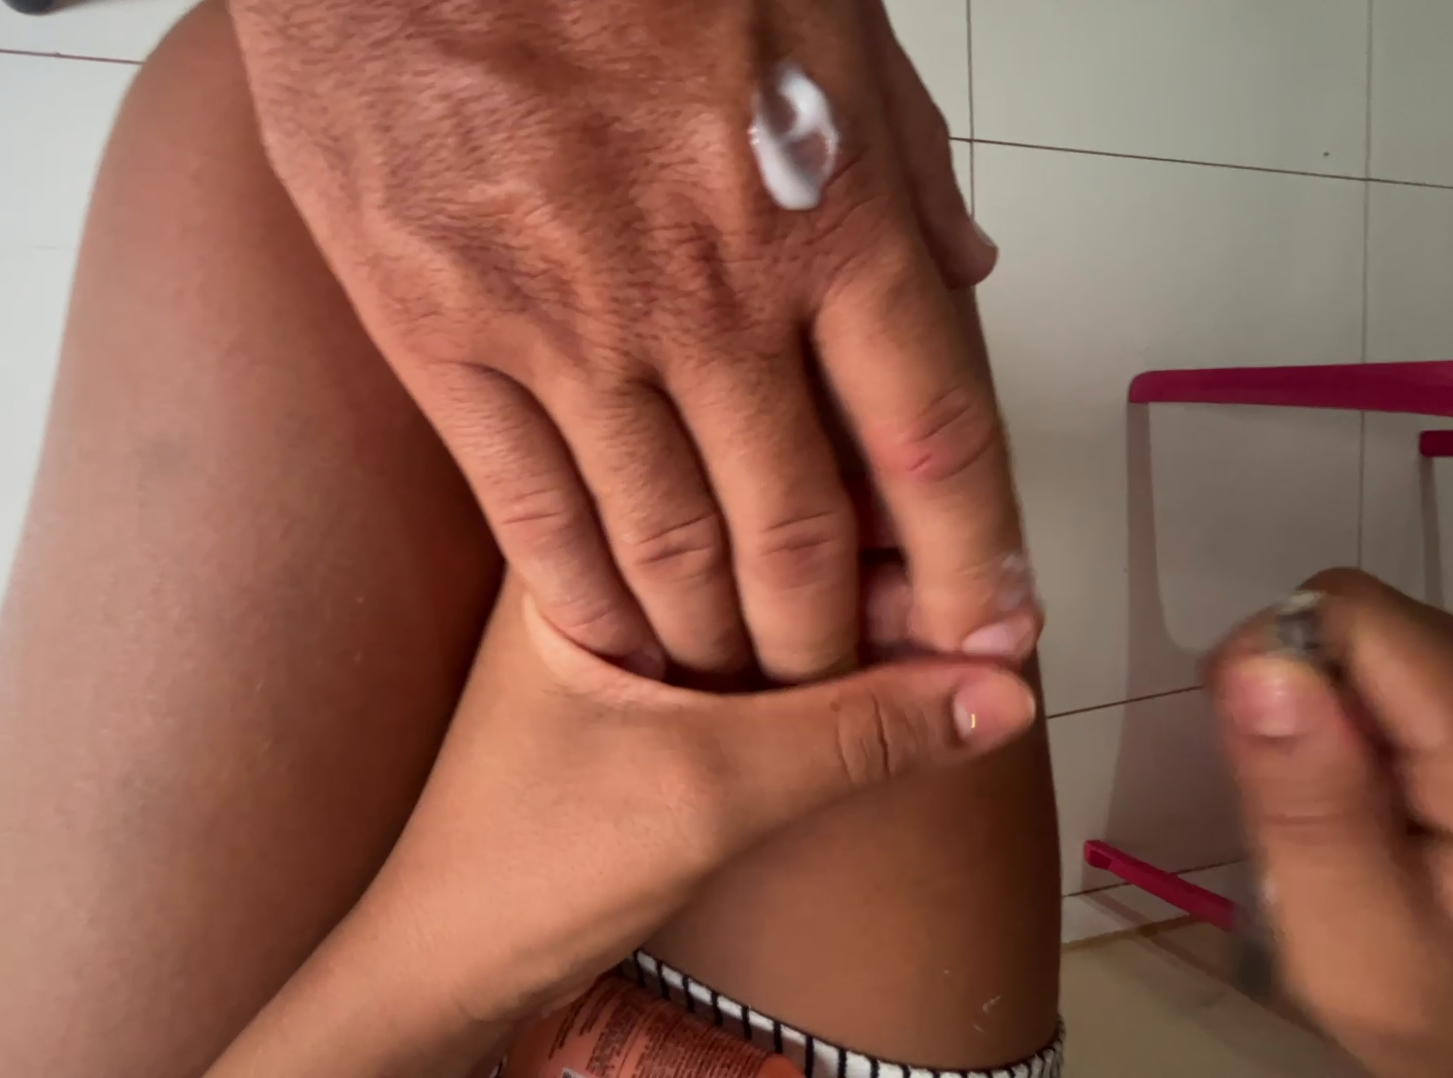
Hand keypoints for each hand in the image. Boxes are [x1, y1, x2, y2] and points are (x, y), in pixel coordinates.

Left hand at [208, 579, 1038, 1075]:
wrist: (454, 964)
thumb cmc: (539, 864)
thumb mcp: (710, 790)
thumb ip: (855, 736)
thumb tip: (999, 691)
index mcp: (585, 549)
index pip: (737, 488)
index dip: (855, 512)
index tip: (959, 548)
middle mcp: (603, 569)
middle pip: (759, 541)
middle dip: (870, 572)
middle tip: (977, 606)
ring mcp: (625, 630)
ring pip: (762, 601)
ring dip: (850, 626)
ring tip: (951, 643)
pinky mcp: (645, 688)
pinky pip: (746, 656)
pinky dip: (814, 669)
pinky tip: (883, 679)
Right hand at [228, 0, 1031, 683]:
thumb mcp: (816, 16)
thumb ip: (900, 162)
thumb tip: (964, 273)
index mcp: (814, 209)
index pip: (930, 434)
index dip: (970, 555)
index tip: (985, 629)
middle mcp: (701, 296)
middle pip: (799, 525)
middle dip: (832, 631)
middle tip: (845, 680)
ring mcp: (567, 333)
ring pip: (669, 545)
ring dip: (718, 640)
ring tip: (740, 689)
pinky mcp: (447, 346)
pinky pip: (536, 517)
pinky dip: (592, 604)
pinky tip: (623, 655)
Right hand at [1207, 570, 1452, 1077]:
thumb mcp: (1353, 947)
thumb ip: (1303, 804)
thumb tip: (1254, 665)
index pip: (1357, 619)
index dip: (1271, 661)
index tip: (1256, 754)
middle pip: (1377, 623)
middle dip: (1300, 690)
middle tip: (1302, 799)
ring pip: (1395, 639)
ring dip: (1332, 704)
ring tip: (1347, 805)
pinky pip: (1423, 668)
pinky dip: (1370, 716)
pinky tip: (1387, 795)